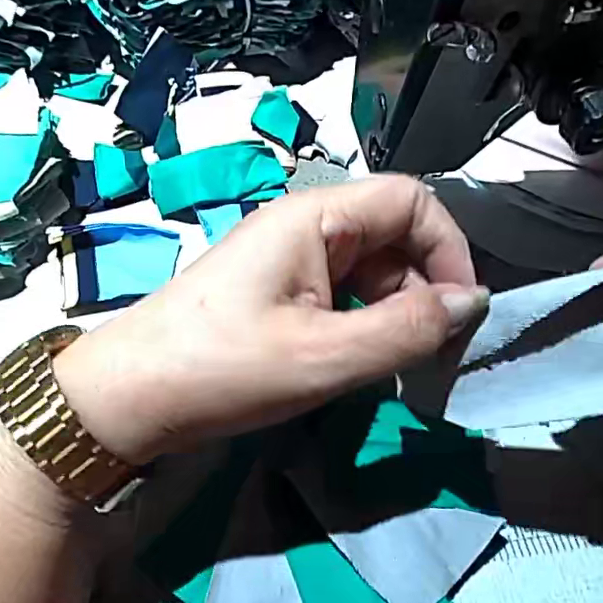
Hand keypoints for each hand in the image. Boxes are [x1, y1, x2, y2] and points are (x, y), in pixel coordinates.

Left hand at [53, 175, 484, 464]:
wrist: (129, 400)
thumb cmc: (224, 369)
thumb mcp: (326, 356)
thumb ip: (407, 328)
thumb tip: (473, 302)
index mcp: (316, 218)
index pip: (411, 201)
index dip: (448, 248)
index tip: (460, 310)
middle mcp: (308, 226)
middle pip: (397, 238)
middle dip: (427, 290)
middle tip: (435, 353)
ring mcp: (295, 260)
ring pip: (375, 272)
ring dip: (400, 315)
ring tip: (401, 368)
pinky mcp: (285, 292)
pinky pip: (348, 296)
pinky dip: (370, 326)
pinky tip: (366, 364)